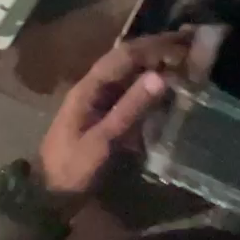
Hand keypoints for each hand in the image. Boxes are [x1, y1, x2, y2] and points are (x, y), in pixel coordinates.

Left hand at [37, 31, 192, 211]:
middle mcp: (94, 86)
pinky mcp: (105, 113)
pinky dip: (149, 81)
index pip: (125, 55)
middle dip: (157, 48)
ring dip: (154, 62)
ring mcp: (99, 99)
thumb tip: (160, 76)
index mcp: (89, 87)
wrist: (50, 195)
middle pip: (127, 57)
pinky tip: (166, 83)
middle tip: (189, 44)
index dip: (154, 47)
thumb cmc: (73, 168)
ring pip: (129, 71)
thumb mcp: (103, 140)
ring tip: (183, 58)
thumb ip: (130, 108)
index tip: (183, 44)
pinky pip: (130, 89)